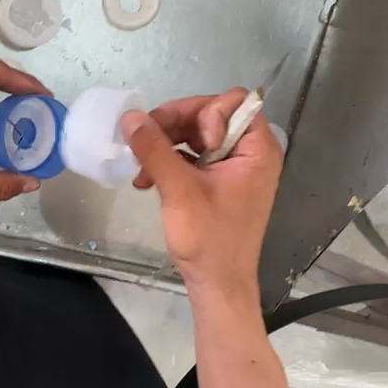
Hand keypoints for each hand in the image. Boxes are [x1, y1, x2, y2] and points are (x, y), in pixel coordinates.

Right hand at [123, 88, 282, 300]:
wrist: (218, 284)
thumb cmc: (209, 239)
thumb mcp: (179, 190)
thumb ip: (155, 149)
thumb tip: (130, 116)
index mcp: (257, 149)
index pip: (233, 102)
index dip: (203, 114)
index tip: (187, 142)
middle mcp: (249, 152)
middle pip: (209, 116)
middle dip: (173, 127)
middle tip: (145, 144)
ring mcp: (233, 168)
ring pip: (195, 135)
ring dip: (164, 146)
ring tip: (141, 169)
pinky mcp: (218, 183)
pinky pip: (192, 157)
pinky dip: (168, 162)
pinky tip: (146, 180)